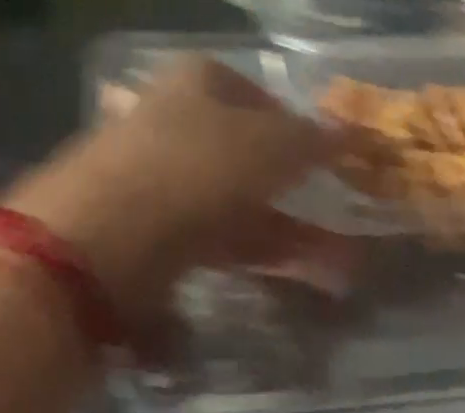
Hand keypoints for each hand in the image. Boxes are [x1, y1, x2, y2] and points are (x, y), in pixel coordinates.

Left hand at [5, 58, 352, 324]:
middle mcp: (175, 122)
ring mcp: (164, 180)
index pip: (256, 93)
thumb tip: (349, 134)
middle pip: (248, 154)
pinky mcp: (159, 234)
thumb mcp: (274, 145)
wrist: (114, 235)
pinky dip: (263, 256)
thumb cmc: (201, 169)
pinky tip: (298, 277)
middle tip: (339, 219)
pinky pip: (224, 241)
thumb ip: (315, 140)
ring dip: (292, 233)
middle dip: (297, 190)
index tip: (330, 161)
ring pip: (241, 204)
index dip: (296, 126)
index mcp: (198, 82)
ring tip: (339, 266)